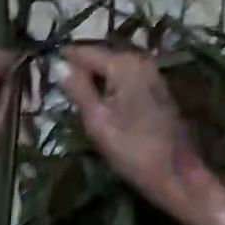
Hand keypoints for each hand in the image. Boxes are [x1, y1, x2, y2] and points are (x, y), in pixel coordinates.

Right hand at [55, 46, 210, 215]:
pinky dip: (112, 80)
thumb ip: (78, 89)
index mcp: (124, 62)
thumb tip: (59, 65)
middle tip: (60, 77)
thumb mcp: (97, 120)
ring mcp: (152, 71)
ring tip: (76, 87)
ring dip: (97, 73)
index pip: (87, 51)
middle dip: (82, 64)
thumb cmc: (132, 148)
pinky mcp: (157, 85)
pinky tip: (100, 95)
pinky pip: (127, 74)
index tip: (47, 63)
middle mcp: (140, 58)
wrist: (177, 173)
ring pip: (116, 64)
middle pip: (103, 54)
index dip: (66, 58)